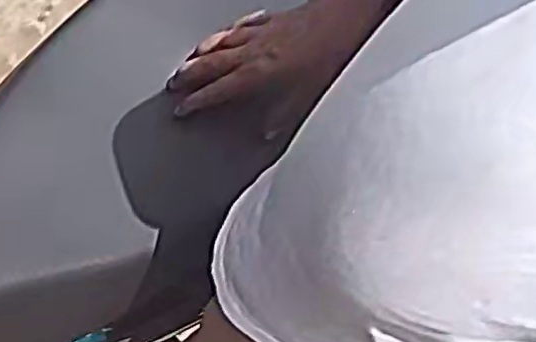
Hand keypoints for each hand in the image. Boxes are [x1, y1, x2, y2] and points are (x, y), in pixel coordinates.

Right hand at [168, 0, 387, 136]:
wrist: (362, 12)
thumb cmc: (335, 54)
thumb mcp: (304, 102)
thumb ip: (279, 120)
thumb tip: (266, 134)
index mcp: (254, 76)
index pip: (213, 93)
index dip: (194, 104)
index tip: (180, 111)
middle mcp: (254, 52)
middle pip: (210, 65)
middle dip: (188, 76)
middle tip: (173, 85)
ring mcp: (266, 31)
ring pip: (224, 42)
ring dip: (203, 52)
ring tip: (190, 60)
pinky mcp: (282, 17)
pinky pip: (247, 24)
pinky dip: (232, 30)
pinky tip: (229, 32)